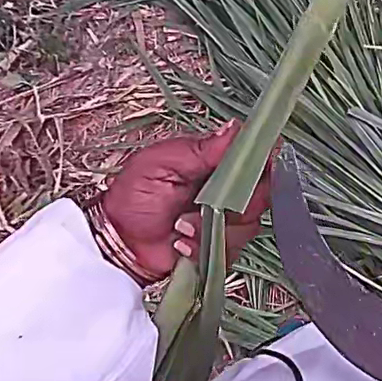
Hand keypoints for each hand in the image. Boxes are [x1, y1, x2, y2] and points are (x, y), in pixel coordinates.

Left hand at [98, 120, 272, 283]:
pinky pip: (229, 250)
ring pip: (246, 226)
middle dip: (236, 202)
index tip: (262, 167)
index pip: (255, 159)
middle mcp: (226, 192)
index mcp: (214, 164)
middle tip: (205, 204)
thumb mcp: (161, 163)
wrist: (118, 241)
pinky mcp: (219, 248)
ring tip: (180, 226)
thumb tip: (235, 129)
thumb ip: (201, 150)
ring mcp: (225, 222)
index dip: (264, 162)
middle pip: (260, 195)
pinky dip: (203, 248)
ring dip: (211, 228)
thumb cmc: (133, 197)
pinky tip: (181, 244)